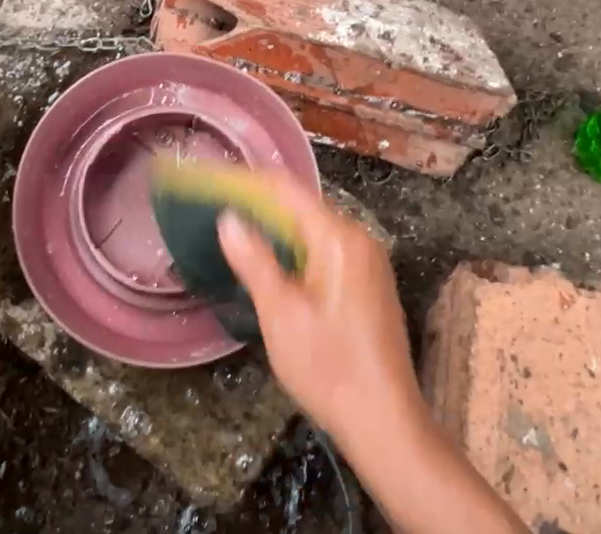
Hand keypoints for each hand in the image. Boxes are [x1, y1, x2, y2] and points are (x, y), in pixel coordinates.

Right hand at [218, 179, 424, 442]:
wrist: (384, 420)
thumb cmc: (328, 367)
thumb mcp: (280, 313)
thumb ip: (254, 260)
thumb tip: (228, 218)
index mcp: (339, 238)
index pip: (288, 189)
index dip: (249, 182)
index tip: (215, 181)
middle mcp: (360, 239)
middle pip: (303, 206)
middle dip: (261, 206)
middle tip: (221, 212)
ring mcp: (370, 261)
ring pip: (315, 229)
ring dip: (278, 230)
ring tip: (240, 237)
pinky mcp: (371, 284)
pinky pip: (328, 250)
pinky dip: (298, 250)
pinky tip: (277, 268)